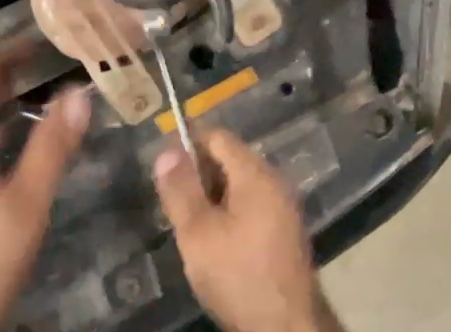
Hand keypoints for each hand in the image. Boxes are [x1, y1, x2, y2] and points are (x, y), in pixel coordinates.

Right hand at [153, 131, 341, 331]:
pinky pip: (252, 206)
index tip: (165, 166)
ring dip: (213, 197)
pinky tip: (215, 241)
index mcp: (256, 174)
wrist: (286, 326)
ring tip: (190, 223)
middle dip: (200, 174)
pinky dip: (230, 213)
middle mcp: (275, 181)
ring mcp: (284, 207)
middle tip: (174, 202)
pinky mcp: (285, 232)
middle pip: (230, 159)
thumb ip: (181, 190)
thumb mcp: (198, 233)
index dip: (188, 144)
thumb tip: (168, 150)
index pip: (218, 137)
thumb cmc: (239, 274)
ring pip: (240, 185)